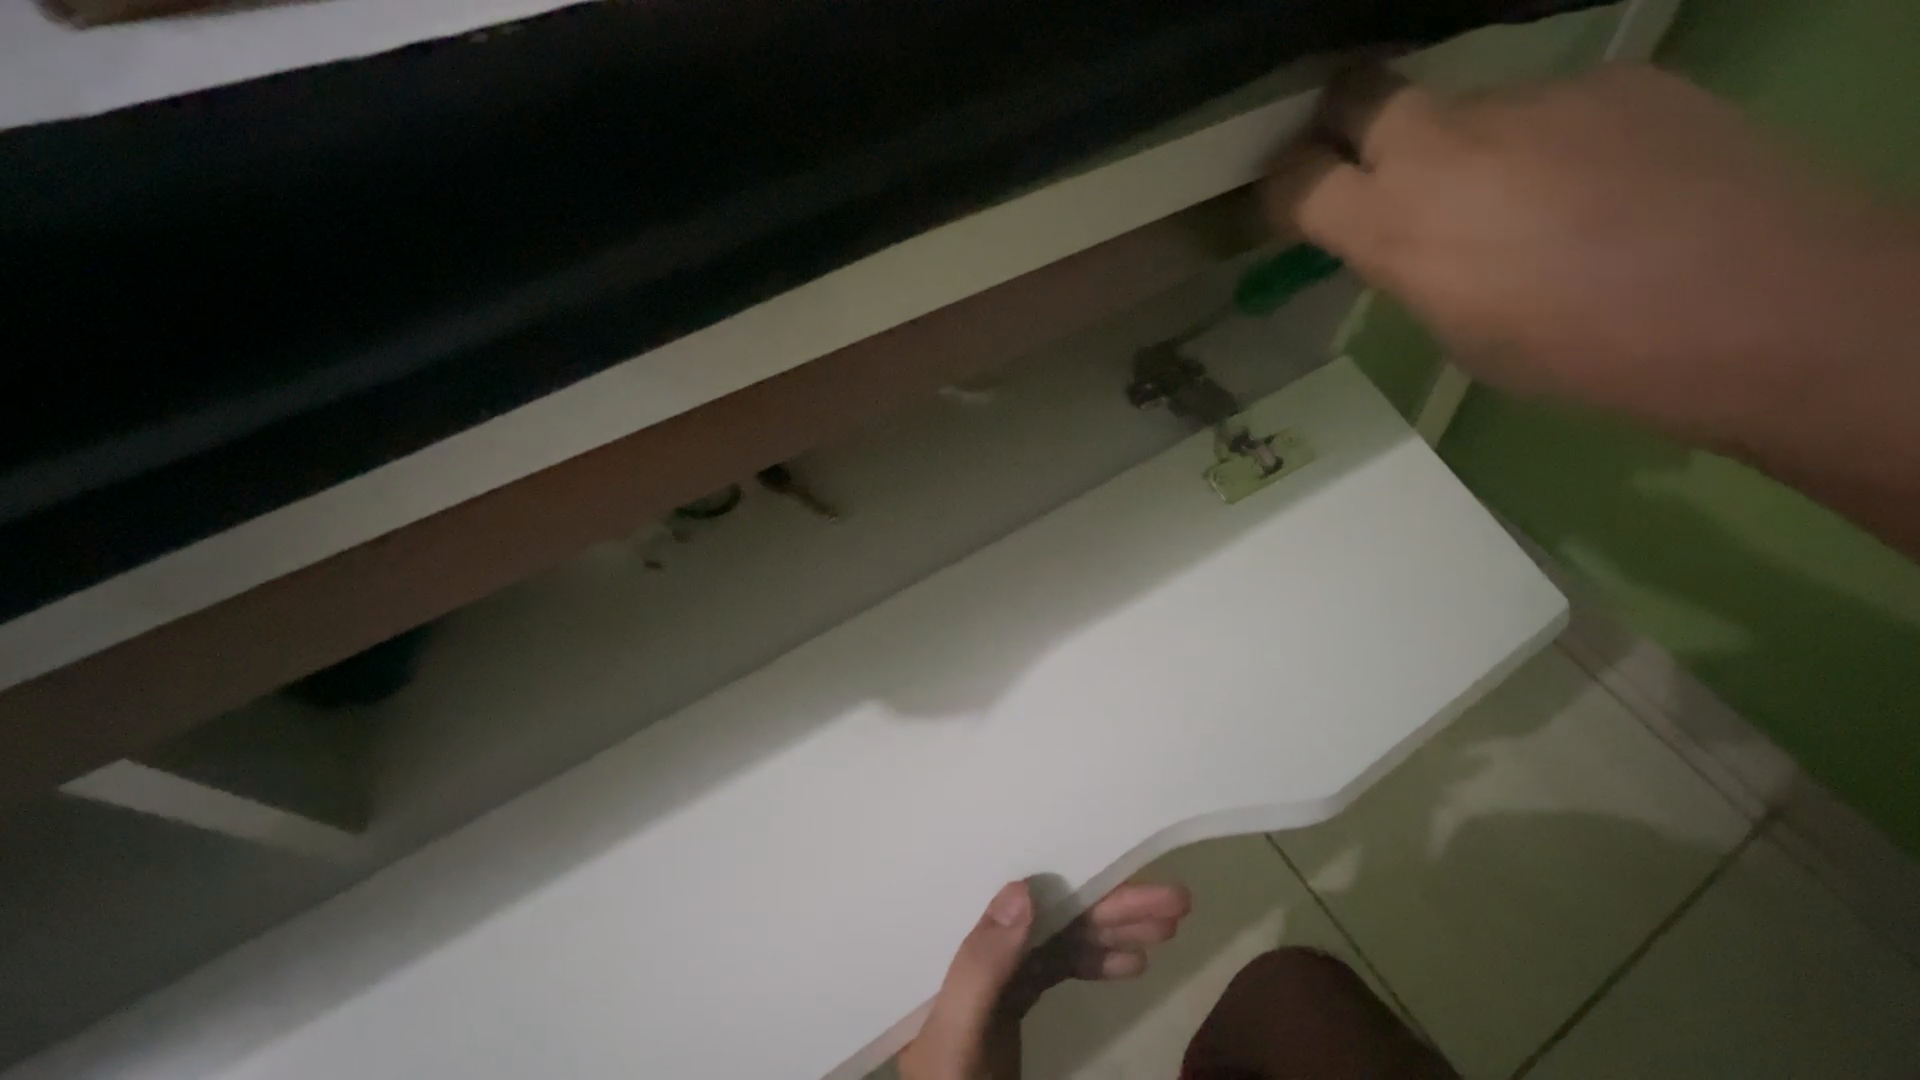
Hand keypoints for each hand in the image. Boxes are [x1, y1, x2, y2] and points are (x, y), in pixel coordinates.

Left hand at [896, 879, 1191, 1079]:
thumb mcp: (956, 1034)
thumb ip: (981, 969)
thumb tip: (1023, 889)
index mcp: (951, 948)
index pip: (1015, 899)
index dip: (1071, 880)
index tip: (1123, 869)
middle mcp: (978, 957)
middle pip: (1048, 919)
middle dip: (1111, 907)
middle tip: (1176, 900)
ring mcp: (998, 986)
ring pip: (1060, 944)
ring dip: (1113, 932)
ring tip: (1168, 927)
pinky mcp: (1012, 1012)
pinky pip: (1057, 972)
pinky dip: (1094, 963)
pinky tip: (1132, 961)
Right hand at [1265, 63, 1919, 552]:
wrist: (1756, 302)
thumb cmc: (1578, 354)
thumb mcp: (1457, 332)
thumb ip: (1411, 267)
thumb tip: (1410, 236)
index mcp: (1392, 223)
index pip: (1293, 177)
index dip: (1281, 189)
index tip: (1291, 206)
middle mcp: (1442, 142)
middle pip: (1356, 92)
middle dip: (1344, 126)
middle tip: (1370, 171)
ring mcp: (1529, 99)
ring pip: (1461, 107)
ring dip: (1461, 148)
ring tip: (1520, 205)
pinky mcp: (1610, 78)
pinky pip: (1545, 106)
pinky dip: (1545, 143)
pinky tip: (1597, 189)